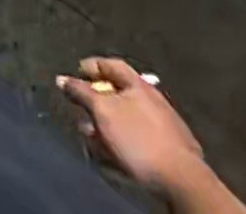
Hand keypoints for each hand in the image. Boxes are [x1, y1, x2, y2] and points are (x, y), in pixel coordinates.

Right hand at [59, 59, 207, 197]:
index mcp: (138, 85)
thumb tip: (62, 78)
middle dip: (94, 102)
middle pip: (116, 92)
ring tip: (92, 138)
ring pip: (125, 117)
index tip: (75, 74)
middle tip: (80, 112)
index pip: (110, 64)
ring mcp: (163, 125)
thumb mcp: (101, 110)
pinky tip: (113, 152)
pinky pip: (137, 136)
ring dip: (105, 124)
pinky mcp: (168, 148)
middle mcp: (152, 100)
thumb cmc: (137, 138)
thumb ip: (80, 91)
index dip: (90, 66)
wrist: (183, 181)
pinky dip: (121, 140)